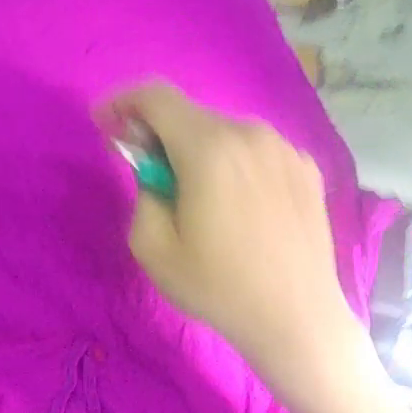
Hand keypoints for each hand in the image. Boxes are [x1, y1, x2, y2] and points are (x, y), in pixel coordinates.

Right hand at [106, 84, 367, 388]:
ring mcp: (284, 149)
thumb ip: (142, 192)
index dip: (122, 103)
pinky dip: (234, 167)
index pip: (156, 96)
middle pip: (191, 117)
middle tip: (149, 177)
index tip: (105, 125)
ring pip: (225, 135)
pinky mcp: (306, 169)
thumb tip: (153, 170)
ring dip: (199, 154)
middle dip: (160, 137)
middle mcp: (250, 134)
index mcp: (209, 148)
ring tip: (197, 202)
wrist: (295, 316)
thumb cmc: (216, 285)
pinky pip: (255, 154)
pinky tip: (237, 210)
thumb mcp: (152, 247)